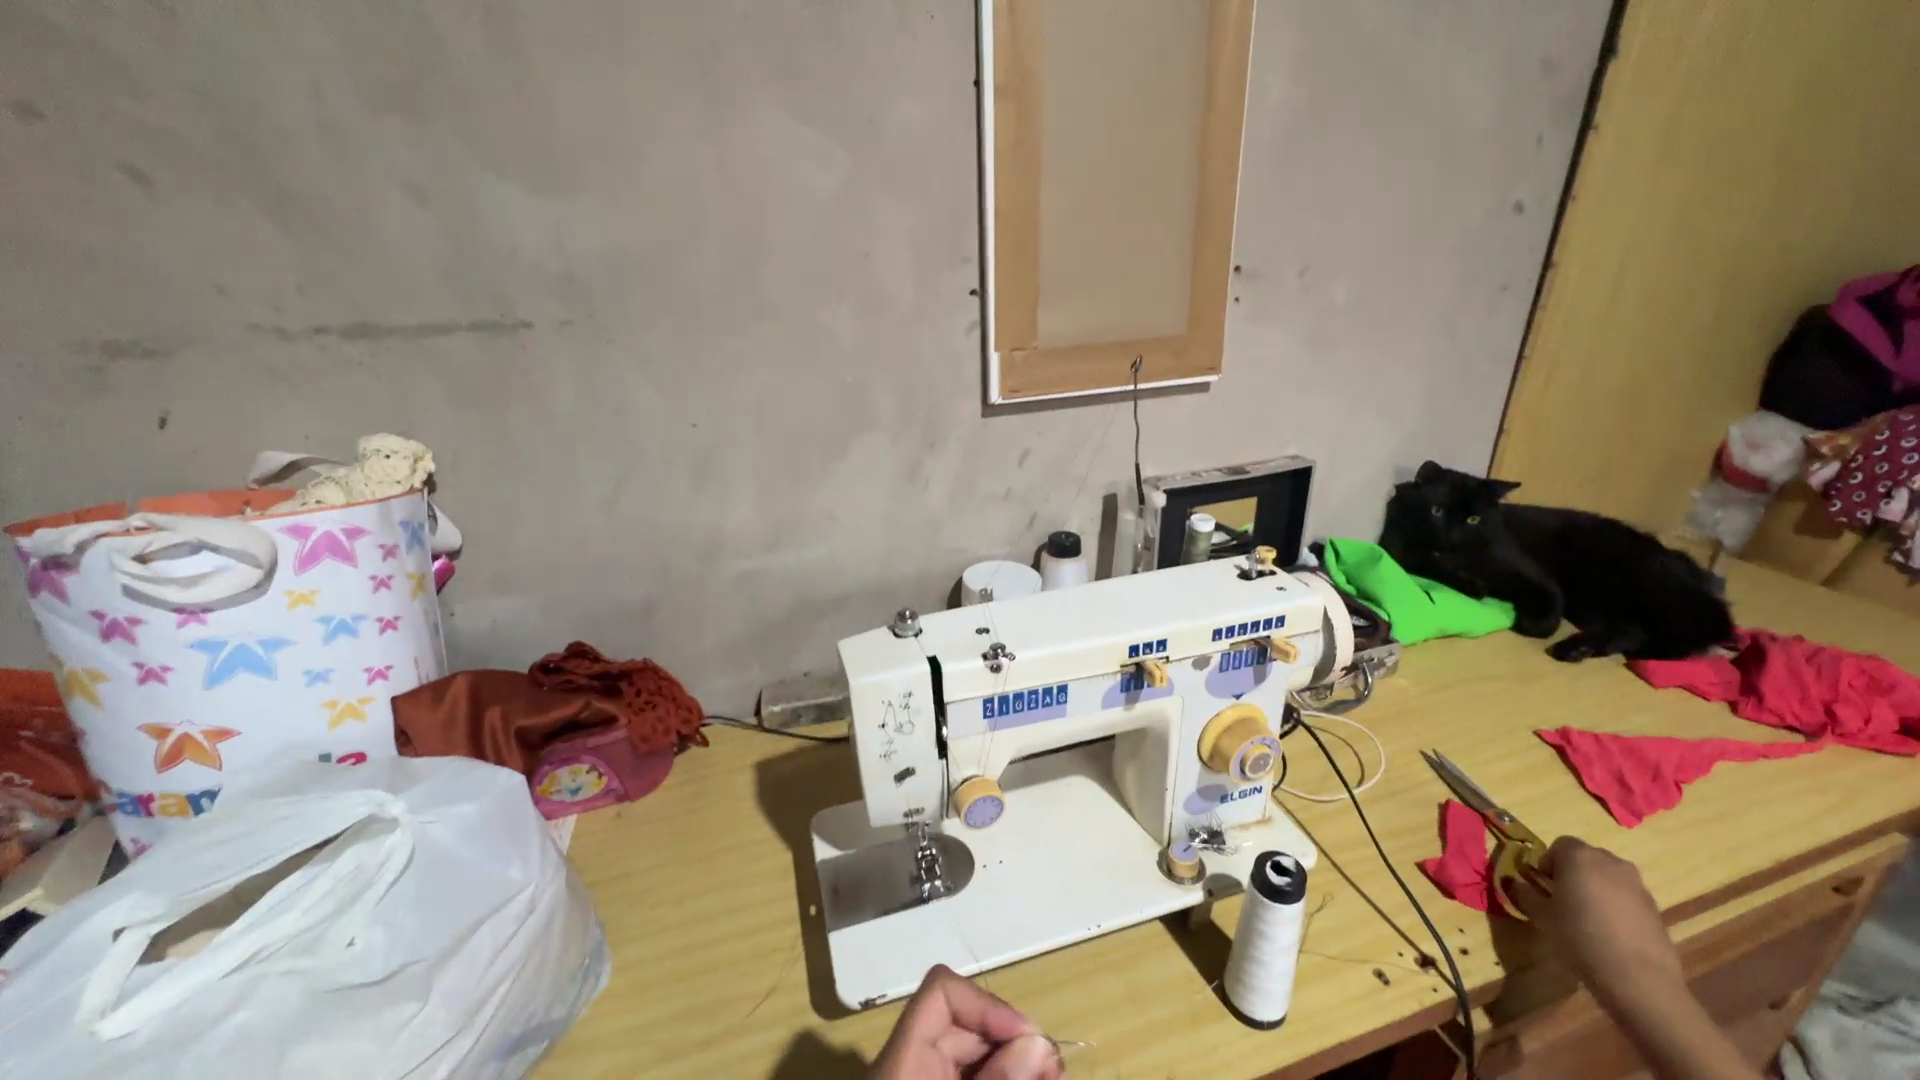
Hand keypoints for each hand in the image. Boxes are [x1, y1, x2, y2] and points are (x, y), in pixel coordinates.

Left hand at [870, 965, 1062, 1079]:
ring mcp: (923, 1078)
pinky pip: (972, 1074)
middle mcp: (909, 1062)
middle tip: (1056, 1068)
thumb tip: (1038, 1042)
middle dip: (1015, 1040)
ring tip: (1053, 1076)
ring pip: (976, 1052)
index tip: (1031, 1037)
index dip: (988, 1005)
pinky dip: (1004, 1077)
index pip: (940, 991)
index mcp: (901, 1058)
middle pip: (966, 1024)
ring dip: (1017, 1061)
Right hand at [1509, 837, 1683, 1003]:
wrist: (1638, 977)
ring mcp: (1637, 884)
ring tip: (1588, 917)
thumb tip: (1516, 883)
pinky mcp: (1655, 907)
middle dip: (1572, 872)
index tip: (1543, 886)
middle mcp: (1611, 862)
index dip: (1548, 863)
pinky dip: (1616, 904)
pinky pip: (1626, 895)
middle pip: (1586, 857)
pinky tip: (1610, 932)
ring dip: (1595, 888)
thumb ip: (1526, 894)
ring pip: (1608, 876)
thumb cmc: (1580, 937)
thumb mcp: (1542, 916)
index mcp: (1579, 857)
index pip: (1559, 845)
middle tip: (1562, 899)